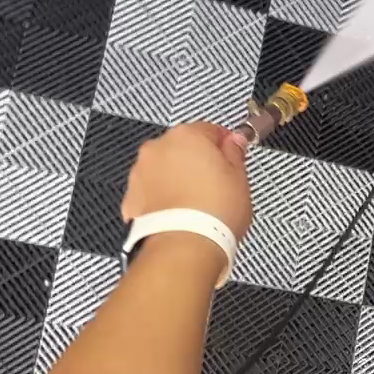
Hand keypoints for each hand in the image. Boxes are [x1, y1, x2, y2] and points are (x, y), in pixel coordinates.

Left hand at [119, 123, 253, 237]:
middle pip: (183, 148)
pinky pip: (152, 192)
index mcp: (188, 136)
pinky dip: (164, 199)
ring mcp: (142, 172)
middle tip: (218, 186)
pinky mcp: (133, 196)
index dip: (225, 145)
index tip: (232, 157)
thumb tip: (234, 142)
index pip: (210, 130)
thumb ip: (235, 153)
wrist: (187, 244)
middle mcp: (160, 148)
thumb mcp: (240, 179)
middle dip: (198, 163)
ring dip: (179, 180)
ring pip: (165, 169)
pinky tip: (181, 214)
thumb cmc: (214, 212)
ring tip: (199, 205)